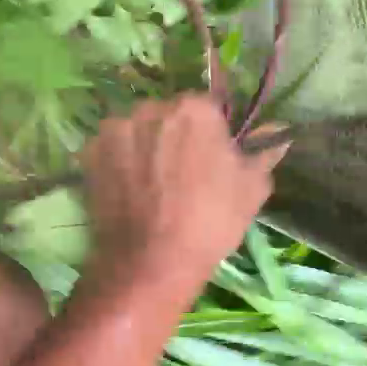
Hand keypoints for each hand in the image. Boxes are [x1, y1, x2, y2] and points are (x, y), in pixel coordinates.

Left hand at [79, 96, 285, 308]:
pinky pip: (109, 148)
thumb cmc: (210, 221)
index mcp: (194, 109)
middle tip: (178, 171)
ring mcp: (114, 128)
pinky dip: (117, 161)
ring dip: (142, 145)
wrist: (150, 259)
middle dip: (172, 134)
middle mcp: (149, 108)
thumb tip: (277, 129)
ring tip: (149, 182)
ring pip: (134, 130)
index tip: (209, 154)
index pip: (205, 107)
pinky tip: (127, 188)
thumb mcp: (251, 187)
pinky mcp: (89, 150)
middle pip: (165, 114)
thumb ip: (262, 150)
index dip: (209, 131)